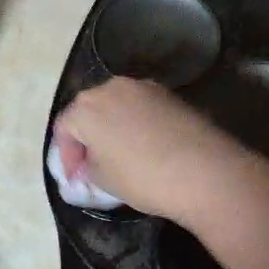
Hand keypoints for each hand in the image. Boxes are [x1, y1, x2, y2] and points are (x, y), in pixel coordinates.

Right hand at [51, 77, 265, 222]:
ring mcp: (145, 87)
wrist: (204, 171)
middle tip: (93, 165)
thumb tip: (88, 166)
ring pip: (118, 106)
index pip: (64, 128)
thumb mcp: (103, 180)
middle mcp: (113, 87)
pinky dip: (138, 125)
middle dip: (88, 137)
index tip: (75, 179)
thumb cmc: (141, 177)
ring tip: (122, 156)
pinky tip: (148, 148)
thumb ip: (87, 168)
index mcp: (87, 106)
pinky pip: (143, 109)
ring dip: (114, 128)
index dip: (66, 155)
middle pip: (90, 110)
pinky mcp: (171, 94)